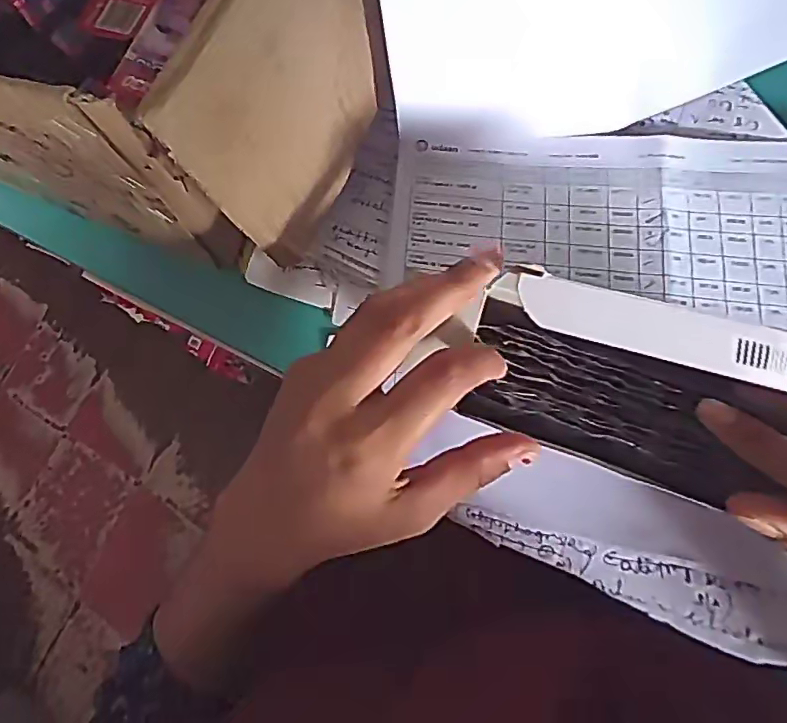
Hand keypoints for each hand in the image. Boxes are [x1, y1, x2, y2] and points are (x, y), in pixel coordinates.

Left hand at [154, 253, 538, 690]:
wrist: (262, 515)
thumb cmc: (342, 522)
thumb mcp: (411, 513)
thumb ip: (468, 473)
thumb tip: (524, 444)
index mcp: (371, 444)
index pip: (436, 382)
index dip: (475, 363)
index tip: (498, 362)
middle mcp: (339, 398)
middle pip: (398, 324)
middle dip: (448, 287)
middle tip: (488, 263)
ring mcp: (315, 372)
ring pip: (373, 312)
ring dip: (420, 285)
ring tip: (460, 272)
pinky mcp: (305, 361)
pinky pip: (356, 323)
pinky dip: (394, 305)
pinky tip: (419, 300)